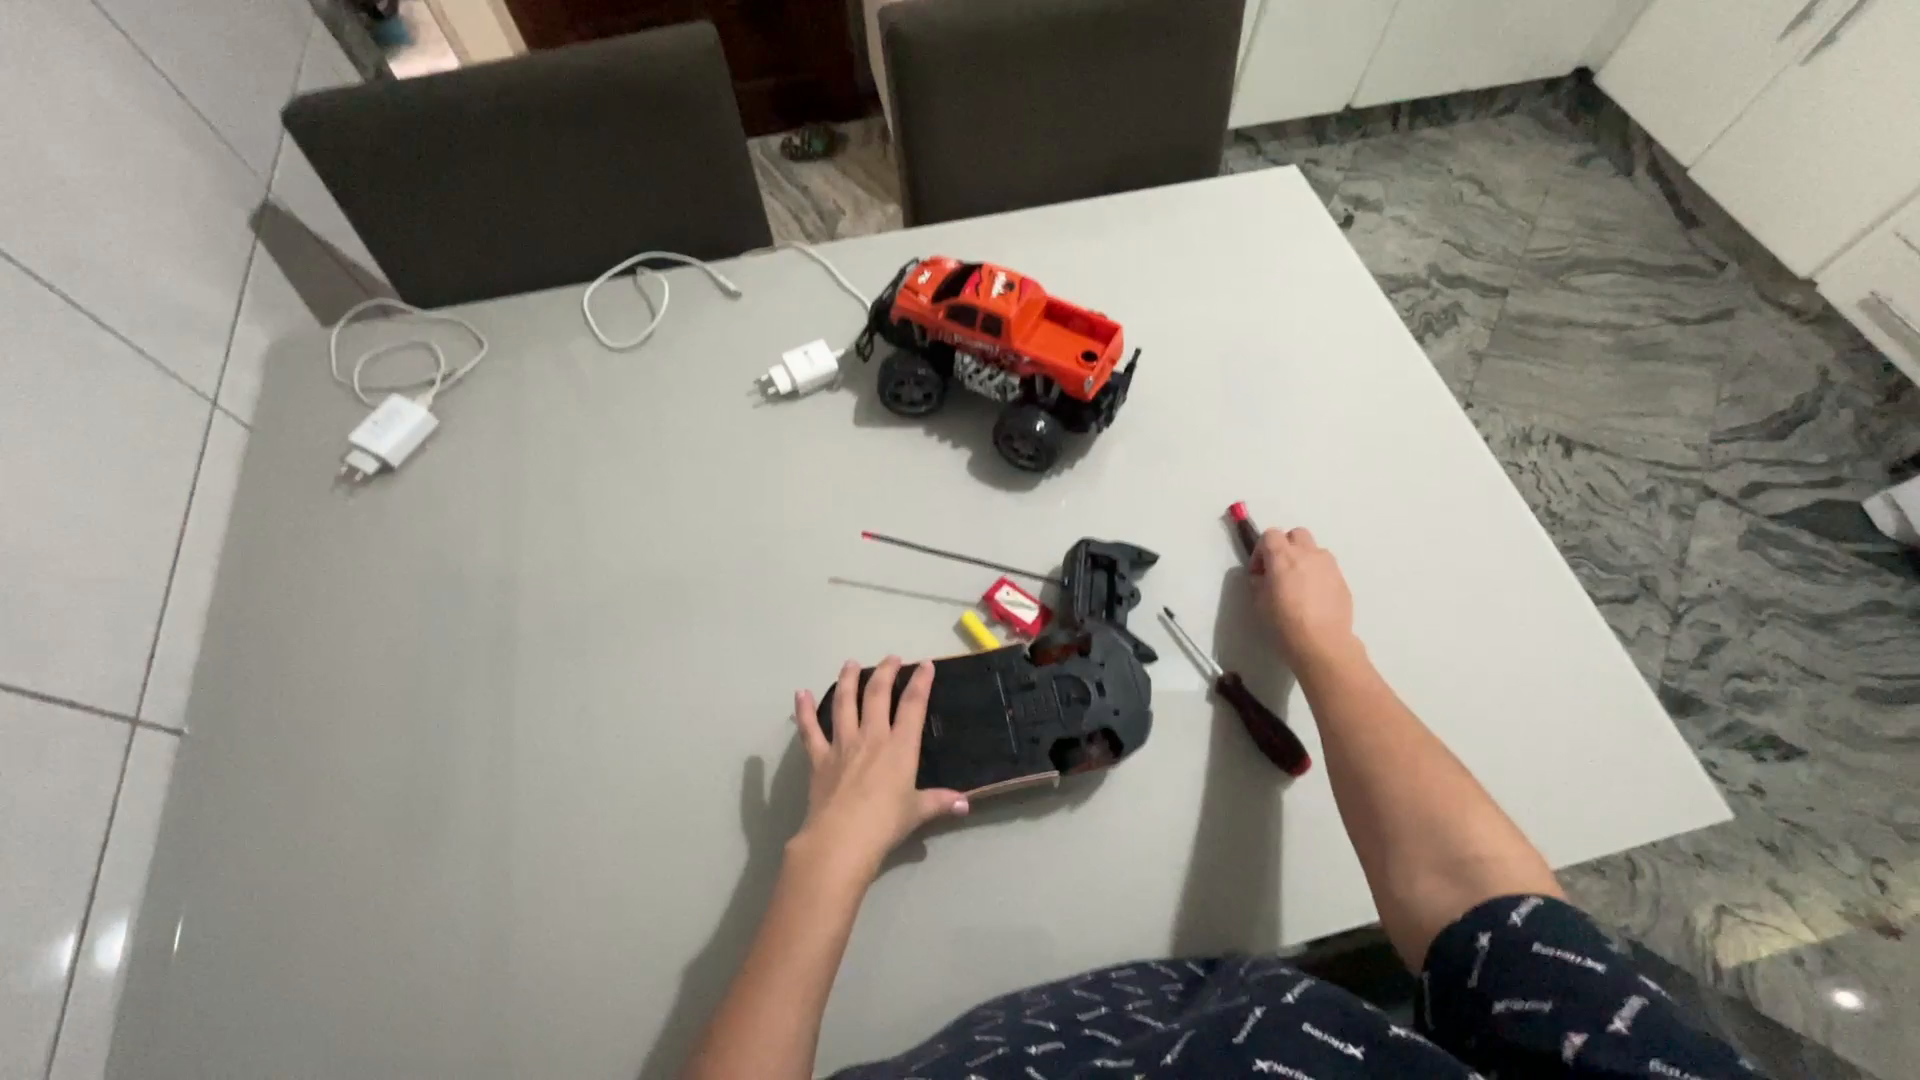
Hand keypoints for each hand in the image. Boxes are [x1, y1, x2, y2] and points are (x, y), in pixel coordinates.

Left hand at [789, 658, 968, 880]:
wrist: (842, 838)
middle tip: (891, 658)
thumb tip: (966, 803)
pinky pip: (810, 730)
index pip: (913, 705)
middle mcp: (871, 737)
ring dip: (847, 680)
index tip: (925, 665)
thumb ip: (940, 802)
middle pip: (877, 694)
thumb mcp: (918, 812)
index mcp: (900, 746)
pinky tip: (800, 694)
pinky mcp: (819, 758)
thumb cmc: (886, 824)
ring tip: (849, 663)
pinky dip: (804, 711)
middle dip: (885, 672)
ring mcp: (842, 744)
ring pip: (844, 703)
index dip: (921, 682)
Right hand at [1251, 527, 1359, 670]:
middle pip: (1296, 534)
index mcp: (1283, 556)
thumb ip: (1259, 581)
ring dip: (1304, 559)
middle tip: (1279, 569)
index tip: (1259, 571)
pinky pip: (1326, 568)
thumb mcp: (1259, 601)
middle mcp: (1308, 553)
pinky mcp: (1342, 579)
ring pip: (1314, 550)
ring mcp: (1328, 565)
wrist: (1321, 642)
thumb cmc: (1284, 621)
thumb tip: (1263, 576)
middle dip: (1286, 546)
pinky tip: (1314, 598)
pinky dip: (1318, 575)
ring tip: (1299, 583)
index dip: (1261, 550)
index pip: (1270, 534)